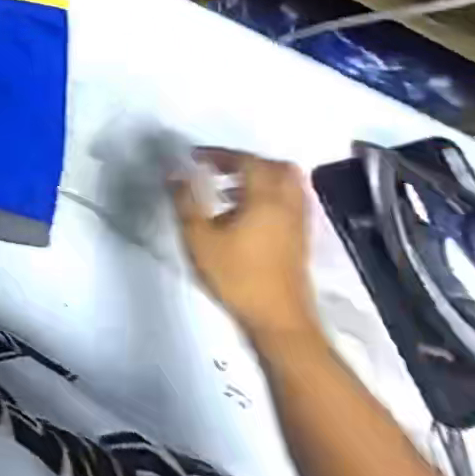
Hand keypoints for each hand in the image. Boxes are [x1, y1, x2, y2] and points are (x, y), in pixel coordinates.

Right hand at [170, 147, 320, 345]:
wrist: (278, 321)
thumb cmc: (235, 275)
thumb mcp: (197, 235)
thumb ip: (185, 199)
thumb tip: (175, 172)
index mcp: (265, 200)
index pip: (249, 161)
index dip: (221, 154)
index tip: (194, 158)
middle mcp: (288, 207)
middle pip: (278, 168)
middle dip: (246, 161)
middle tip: (216, 167)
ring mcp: (298, 225)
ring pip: (288, 186)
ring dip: (259, 178)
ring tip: (227, 187)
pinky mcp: (299, 242)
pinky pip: (289, 203)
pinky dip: (268, 196)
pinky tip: (242, 211)